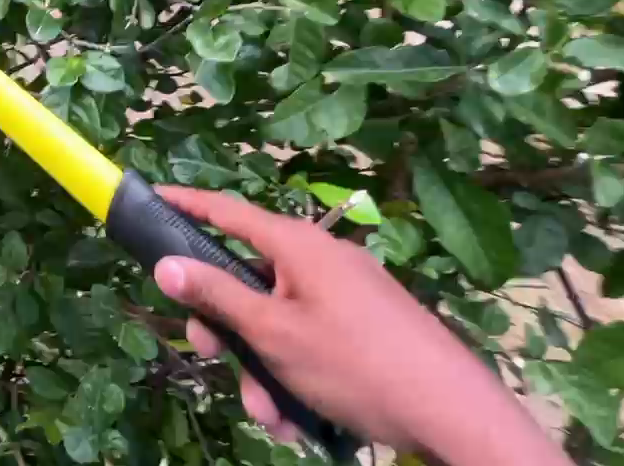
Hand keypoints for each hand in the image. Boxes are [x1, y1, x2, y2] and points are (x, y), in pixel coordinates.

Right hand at [152, 186, 569, 465]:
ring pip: (278, 316)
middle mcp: (322, 259)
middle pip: (247, 275)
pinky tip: (295, 417)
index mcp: (298, 245)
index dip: (186, 203)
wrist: (470, 427)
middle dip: (223, 322)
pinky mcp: (372, 327)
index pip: (226, 210)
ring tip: (265, 412)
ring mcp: (351, 293)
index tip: (154, 196)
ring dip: (259, 362)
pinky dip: (294, 368)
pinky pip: (311, 335)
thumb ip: (214, 294)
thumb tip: (164, 264)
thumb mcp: (272, 332)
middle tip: (206, 352)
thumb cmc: (358, 366)